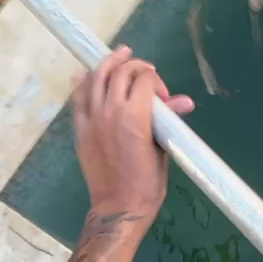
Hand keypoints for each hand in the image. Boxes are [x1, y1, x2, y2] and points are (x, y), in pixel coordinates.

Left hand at [73, 47, 192, 229]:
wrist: (118, 207)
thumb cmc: (147, 183)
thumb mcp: (163, 149)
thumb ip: (168, 121)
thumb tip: (184, 102)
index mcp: (135, 116)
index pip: (144, 79)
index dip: (156, 81)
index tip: (163, 96)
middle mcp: (110, 111)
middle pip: (121, 72)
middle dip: (136, 66)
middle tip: (145, 69)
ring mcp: (92, 119)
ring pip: (97, 78)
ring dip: (109, 63)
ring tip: (120, 55)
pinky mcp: (81, 129)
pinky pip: (78, 98)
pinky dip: (83, 82)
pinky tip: (87, 73)